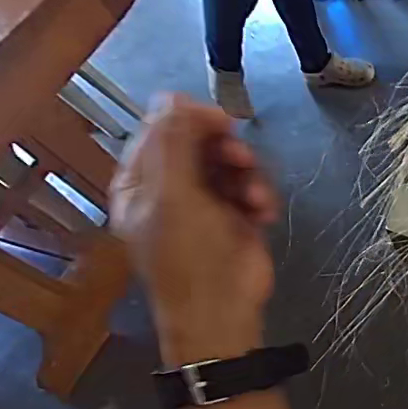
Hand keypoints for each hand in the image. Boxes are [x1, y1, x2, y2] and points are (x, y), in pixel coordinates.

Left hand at [110, 94, 277, 364]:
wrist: (223, 310)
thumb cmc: (190, 257)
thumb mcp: (174, 196)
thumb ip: (173, 143)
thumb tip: (175, 98)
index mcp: (143, 182)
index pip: (161, 132)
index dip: (190, 120)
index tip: (221, 121)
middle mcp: (173, 190)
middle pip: (200, 146)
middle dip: (225, 149)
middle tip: (241, 158)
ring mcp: (208, 207)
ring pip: (231, 168)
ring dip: (249, 176)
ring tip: (256, 196)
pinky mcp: (240, 221)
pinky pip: (252, 192)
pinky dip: (261, 198)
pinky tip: (264, 212)